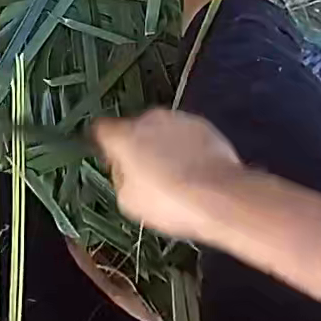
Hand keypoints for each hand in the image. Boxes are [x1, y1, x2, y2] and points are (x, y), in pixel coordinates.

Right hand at [91, 109, 252, 242]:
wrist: (219, 196)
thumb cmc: (167, 202)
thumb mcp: (128, 201)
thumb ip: (120, 177)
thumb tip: (124, 169)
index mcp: (123, 135)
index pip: (101, 128)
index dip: (104, 144)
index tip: (111, 159)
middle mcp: (149, 118)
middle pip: (134, 128)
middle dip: (137, 146)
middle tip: (147, 174)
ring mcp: (178, 118)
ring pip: (162, 129)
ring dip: (163, 145)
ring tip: (175, 174)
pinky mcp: (204, 124)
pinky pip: (185, 133)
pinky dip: (186, 146)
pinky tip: (195, 170)